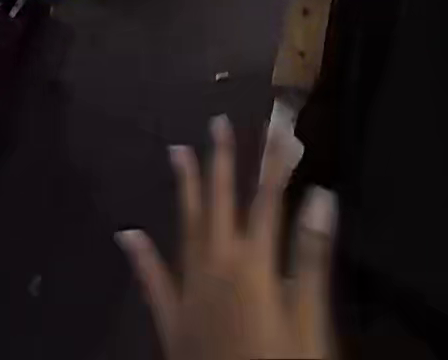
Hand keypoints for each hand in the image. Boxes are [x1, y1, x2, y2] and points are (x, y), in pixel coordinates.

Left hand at [117, 115, 337, 359]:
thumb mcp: (310, 325)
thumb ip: (312, 259)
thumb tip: (321, 196)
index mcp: (253, 265)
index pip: (267, 200)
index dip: (275, 162)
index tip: (279, 126)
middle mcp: (217, 267)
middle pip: (220, 202)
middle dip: (221, 160)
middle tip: (218, 121)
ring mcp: (189, 293)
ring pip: (186, 227)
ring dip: (183, 188)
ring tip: (175, 150)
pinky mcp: (171, 324)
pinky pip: (153, 284)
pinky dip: (140, 258)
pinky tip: (127, 234)